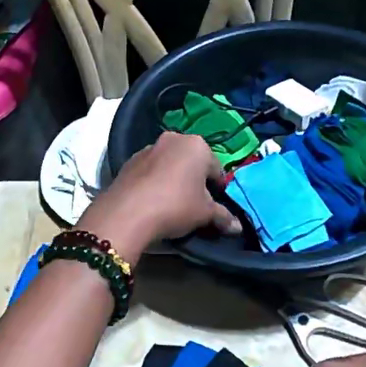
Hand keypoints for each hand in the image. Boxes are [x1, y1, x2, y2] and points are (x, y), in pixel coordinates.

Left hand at [78, 132, 241, 259]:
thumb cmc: (176, 206)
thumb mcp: (205, 213)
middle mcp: (174, 139)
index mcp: (197, 145)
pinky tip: (153, 201)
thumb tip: (238, 227)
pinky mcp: (129, 161)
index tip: (213, 206)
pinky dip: (155, 181)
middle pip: (192, 162)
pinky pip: (151, 170)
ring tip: (172, 204)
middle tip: (194, 204)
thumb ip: (223, 217)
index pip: (216, 169)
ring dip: (174, 179)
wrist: (127, 214)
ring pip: (170, 164)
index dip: (217, 189)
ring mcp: (149, 148)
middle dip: (195, 180)